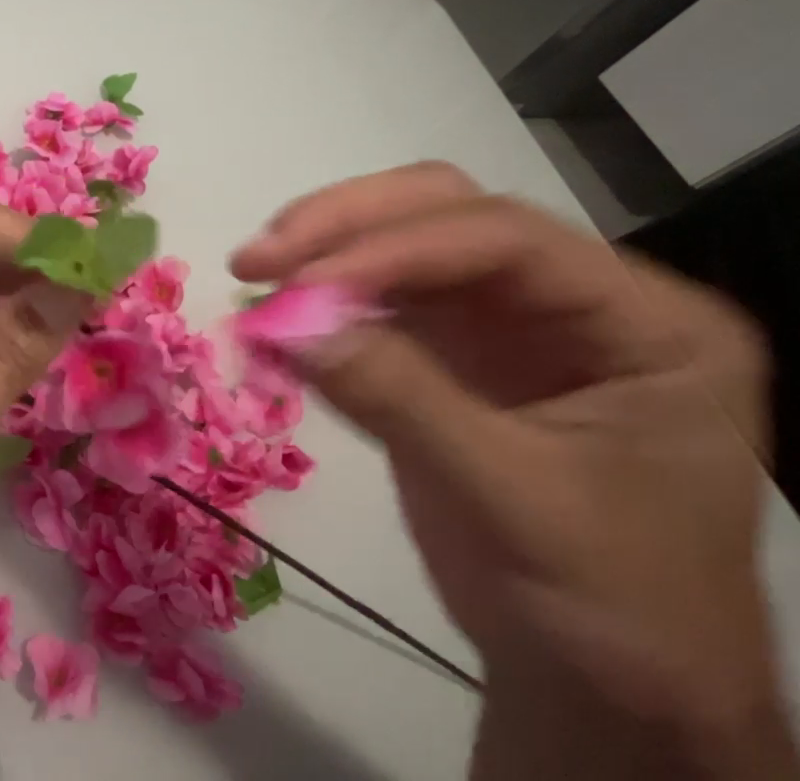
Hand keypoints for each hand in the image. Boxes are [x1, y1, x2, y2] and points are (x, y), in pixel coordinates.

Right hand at [232, 162, 790, 774]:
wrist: (601, 684)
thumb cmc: (604, 599)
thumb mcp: (509, 496)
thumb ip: (398, 396)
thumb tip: (277, 320)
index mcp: (645, 323)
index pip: (506, 241)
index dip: (394, 248)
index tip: (297, 283)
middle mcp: (576, 303)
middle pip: (449, 214)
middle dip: (347, 227)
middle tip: (257, 260)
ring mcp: (509, 328)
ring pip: (403, 248)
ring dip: (323, 256)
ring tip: (253, 281)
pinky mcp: (450, 361)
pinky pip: (374, 309)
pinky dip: (317, 309)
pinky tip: (269, 326)